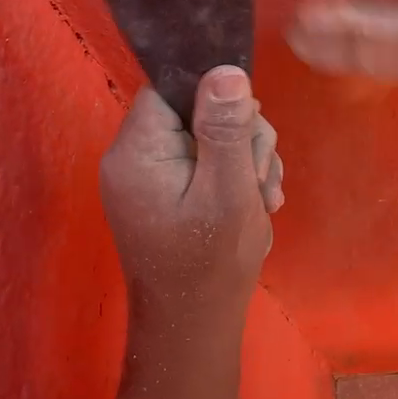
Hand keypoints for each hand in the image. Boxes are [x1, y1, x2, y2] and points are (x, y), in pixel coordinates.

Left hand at [99, 66, 282, 319]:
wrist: (196, 328)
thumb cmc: (210, 262)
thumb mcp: (227, 190)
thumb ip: (226, 129)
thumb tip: (227, 70)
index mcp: (137, 151)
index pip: (171, 87)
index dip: (214, 94)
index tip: (247, 121)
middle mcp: (136, 157)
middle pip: (198, 108)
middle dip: (241, 135)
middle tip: (258, 176)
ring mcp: (153, 175)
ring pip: (213, 133)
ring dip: (248, 158)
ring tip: (261, 197)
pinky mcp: (171, 190)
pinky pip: (210, 159)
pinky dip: (238, 175)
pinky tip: (256, 202)